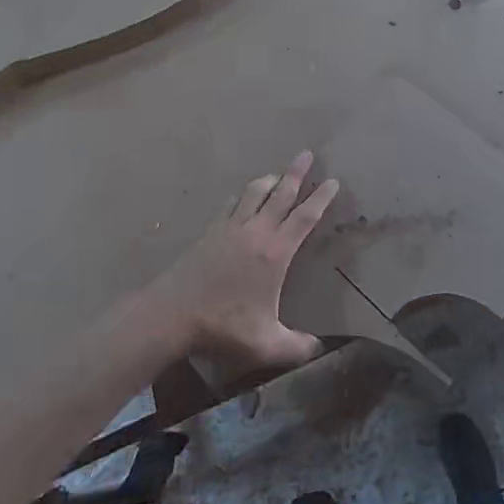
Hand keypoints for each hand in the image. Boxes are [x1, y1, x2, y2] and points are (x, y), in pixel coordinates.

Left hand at [149, 151, 337, 368]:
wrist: (170, 316)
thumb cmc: (222, 326)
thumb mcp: (266, 343)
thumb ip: (296, 347)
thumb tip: (320, 349)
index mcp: (275, 253)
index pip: (304, 217)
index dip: (321, 198)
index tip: (333, 182)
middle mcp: (256, 233)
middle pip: (280, 195)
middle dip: (297, 173)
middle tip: (307, 154)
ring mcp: (229, 230)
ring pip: (253, 194)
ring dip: (269, 180)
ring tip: (278, 174)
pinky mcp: (209, 233)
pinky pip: (229, 205)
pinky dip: (240, 196)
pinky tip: (241, 197)